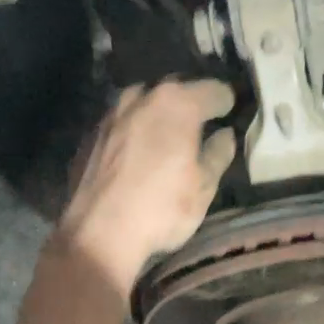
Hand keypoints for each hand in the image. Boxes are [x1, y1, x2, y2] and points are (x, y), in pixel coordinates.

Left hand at [55, 79, 237, 291]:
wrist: (100, 232)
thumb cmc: (161, 210)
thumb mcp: (203, 189)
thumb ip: (218, 155)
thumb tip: (224, 136)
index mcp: (178, 104)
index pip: (213, 90)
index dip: (227, 103)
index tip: (231, 114)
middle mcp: (143, 95)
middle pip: (175, 91)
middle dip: (190, 106)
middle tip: (200, 127)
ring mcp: (112, 112)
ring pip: (144, 105)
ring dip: (158, 117)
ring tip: (166, 139)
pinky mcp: (92, 133)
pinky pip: (123, 124)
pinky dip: (135, 133)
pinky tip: (138, 156)